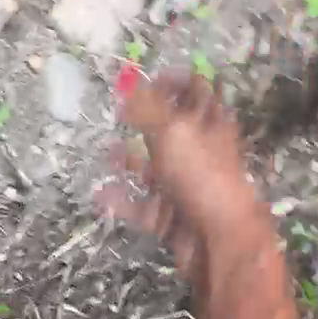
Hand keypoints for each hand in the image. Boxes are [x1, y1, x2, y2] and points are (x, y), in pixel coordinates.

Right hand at [94, 71, 264, 291]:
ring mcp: (185, 187)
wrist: (217, 239)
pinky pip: (141, 206)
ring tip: (106, 153)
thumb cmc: (201, 176)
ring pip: (153, 169)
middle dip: (144, 122)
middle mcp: (199, 153)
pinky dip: (121, 202)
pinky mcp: (171, 216)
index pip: (197, 90)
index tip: (146, 79)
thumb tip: (126, 83)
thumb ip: (147, 107)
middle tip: (119, 116)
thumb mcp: (173, 131)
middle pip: (172, 130)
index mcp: (210, 124)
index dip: (175, 80)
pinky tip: (100, 196)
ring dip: (129, 161)